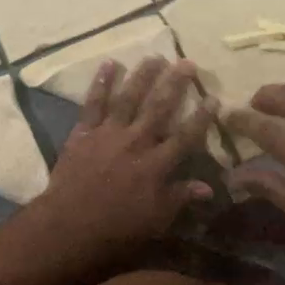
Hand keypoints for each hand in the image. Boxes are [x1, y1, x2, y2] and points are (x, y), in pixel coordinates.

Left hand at [32, 57, 216, 260]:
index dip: (201, 118)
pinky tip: (110, 64)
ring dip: (142, 76)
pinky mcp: (84, 131)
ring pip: (128, 98)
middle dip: (174, 84)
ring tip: (154, 57)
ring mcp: (108, 133)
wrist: (71, 224)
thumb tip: (209, 187)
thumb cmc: (118, 228)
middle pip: (159, 107)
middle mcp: (135, 141)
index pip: (185, 136)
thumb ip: (181, 198)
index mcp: (156, 164)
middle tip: (186, 62)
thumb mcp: (157, 220)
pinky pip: (94, 102)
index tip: (213, 98)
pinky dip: (101, 82)